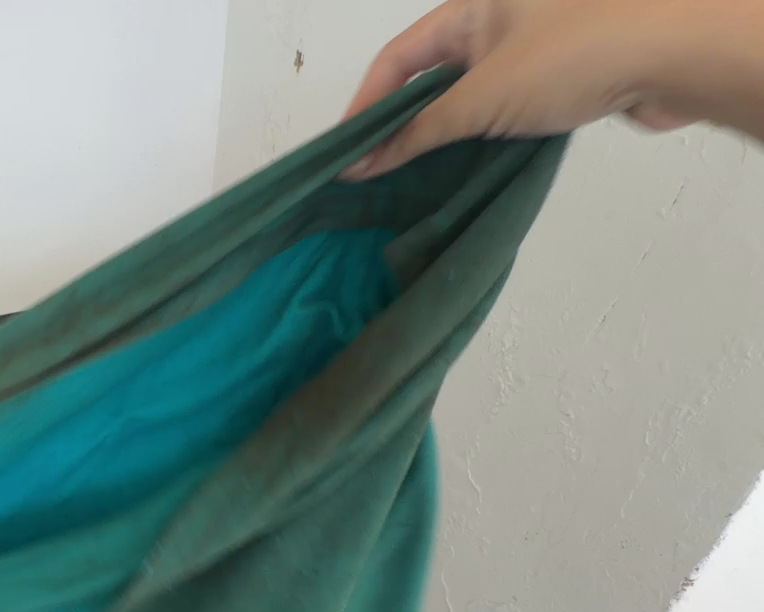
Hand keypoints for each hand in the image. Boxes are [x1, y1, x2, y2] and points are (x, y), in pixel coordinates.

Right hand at [340, 0, 750, 179]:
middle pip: (424, 77)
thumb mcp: (478, 100)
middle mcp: (503, 17)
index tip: (344, 152)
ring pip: (458, 94)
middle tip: (369, 165)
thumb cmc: (582, 53)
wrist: (692, 51)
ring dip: (431, 132)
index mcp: (478, 4)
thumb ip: (410, 136)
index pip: (396, 59)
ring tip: (406, 170)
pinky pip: (493, 106)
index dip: (363, 106)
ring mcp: (532, 45)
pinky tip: (456, 161)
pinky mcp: (558, 73)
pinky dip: (468, 134)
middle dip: (395, 122)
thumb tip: (356, 167)